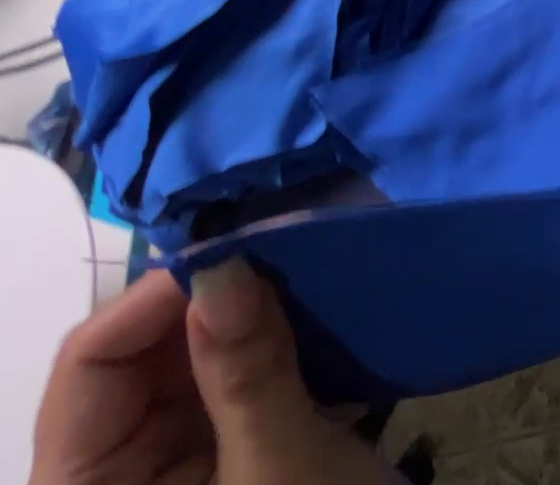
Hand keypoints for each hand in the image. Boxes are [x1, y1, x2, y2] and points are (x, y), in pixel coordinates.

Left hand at [31, 261, 397, 484]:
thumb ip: (246, 368)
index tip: (240, 250)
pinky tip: (319, 312)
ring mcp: (169, 453)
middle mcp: (108, 467)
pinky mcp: (225, 442)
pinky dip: (276, 337)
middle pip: (136, 358)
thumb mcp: (280, 460)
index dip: (152, 302)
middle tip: (288, 251)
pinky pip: (235, 373)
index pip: (87, 368)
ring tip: (310, 272)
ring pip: (190, 358)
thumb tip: (225, 266)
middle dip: (208, 302)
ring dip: (249, 315)